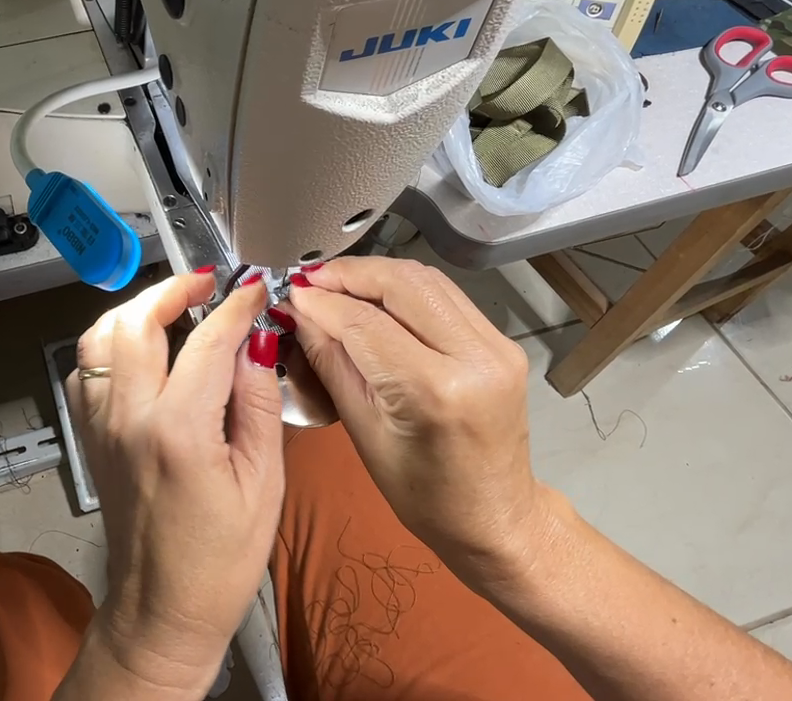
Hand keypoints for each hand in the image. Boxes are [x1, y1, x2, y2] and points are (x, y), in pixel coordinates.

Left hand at [63, 272, 282, 697]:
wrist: (161, 610)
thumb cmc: (220, 560)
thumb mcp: (263, 481)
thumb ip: (256, 401)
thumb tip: (257, 341)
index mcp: (178, 430)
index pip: (207, 341)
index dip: (235, 306)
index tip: (253, 288)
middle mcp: (128, 417)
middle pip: (136, 321)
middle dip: (173, 289)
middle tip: (207, 285)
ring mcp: (99, 425)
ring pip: (99, 337)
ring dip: (134, 309)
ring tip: (171, 306)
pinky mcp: (88, 435)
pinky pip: (84, 369)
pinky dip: (109, 343)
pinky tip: (138, 348)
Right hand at [286, 257, 555, 588]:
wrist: (497, 518)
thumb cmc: (423, 493)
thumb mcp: (361, 429)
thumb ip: (329, 360)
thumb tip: (297, 311)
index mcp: (435, 391)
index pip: (365, 322)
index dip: (322, 300)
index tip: (290, 291)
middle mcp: (474, 357)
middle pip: (401, 283)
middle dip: (348, 273)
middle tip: (309, 279)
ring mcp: (496, 345)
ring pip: (424, 278)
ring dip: (374, 273)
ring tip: (334, 283)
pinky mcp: (501, 340)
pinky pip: (442, 294)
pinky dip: (400, 286)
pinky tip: (371, 295)